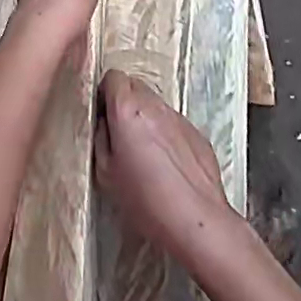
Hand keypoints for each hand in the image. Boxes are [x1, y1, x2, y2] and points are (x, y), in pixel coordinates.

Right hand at [94, 71, 235, 264]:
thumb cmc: (145, 199)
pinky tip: (168, 164)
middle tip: (121, 130)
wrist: (198, 223)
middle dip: (126, 101)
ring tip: (146, 151)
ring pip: (156, 105)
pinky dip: (167, 134)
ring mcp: (180, 120)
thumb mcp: (104, 170)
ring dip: (147, 117)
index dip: (105, 92)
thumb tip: (105, 124)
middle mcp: (155, 107)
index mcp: (127, 109)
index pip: (113, 77)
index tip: (103, 112)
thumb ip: (101, 136)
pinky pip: (175, 124)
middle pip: (135, 86)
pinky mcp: (199, 137)